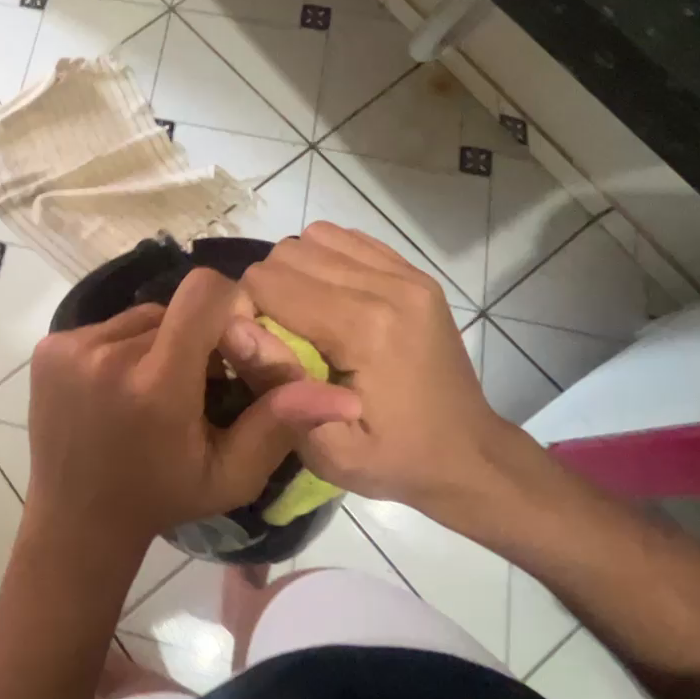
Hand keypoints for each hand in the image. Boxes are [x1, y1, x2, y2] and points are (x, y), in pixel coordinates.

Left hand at [24, 269, 333, 545]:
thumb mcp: (230, 473)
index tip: (232, 345)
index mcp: (157, 386)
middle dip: (192, 338)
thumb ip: (280, 424)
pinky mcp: (47, 348)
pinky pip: (103, 327)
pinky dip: (120, 348)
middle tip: (191, 385)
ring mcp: (70, 349)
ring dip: (156, 343)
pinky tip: (116, 392)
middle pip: (173, 310)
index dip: (229, 305)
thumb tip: (345, 396)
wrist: (77, 520)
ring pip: (138, 317)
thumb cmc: (162, 498)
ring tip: (150, 391)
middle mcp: (108, 356)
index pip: (204, 293)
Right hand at [227, 222, 527, 514]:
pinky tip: (330, 302)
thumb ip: (275, 381)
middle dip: (267, 289)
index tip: (257, 349)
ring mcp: (407, 275)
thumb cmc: (393, 461)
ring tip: (303, 317)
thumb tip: (230, 326)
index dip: (246, 310)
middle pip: (288, 253)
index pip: (267, 280)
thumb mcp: (325, 447)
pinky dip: (326, 262)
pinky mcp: (415, 274)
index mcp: (364, 329)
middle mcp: (387, 287)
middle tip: (278, 337)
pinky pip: (348, 240)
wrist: (469, 457)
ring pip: (315, 238)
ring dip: (296, 272)